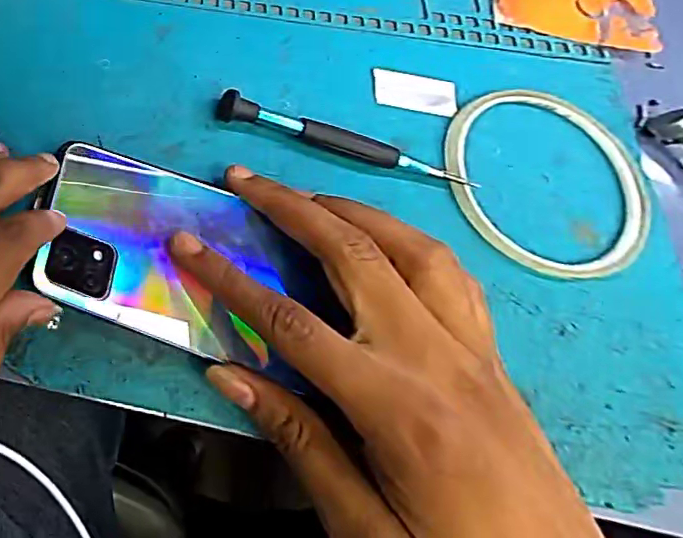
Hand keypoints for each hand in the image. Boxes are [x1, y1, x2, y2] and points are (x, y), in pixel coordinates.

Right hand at [168, 167, 597, 537]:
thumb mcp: (365, 530)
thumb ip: (298, 441)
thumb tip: (225, 371)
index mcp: (396, 407)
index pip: (290, 323)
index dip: (229, 279)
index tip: (187, 243)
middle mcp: (436, 360)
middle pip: (353, 255)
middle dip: (291, 207)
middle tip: (245, 180)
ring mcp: (475, 353)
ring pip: (413, 250)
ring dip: (353, 210)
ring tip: (308, 197)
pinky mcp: (496, 359)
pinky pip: (452, 277)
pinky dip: (406, 241)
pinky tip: (381, 241)